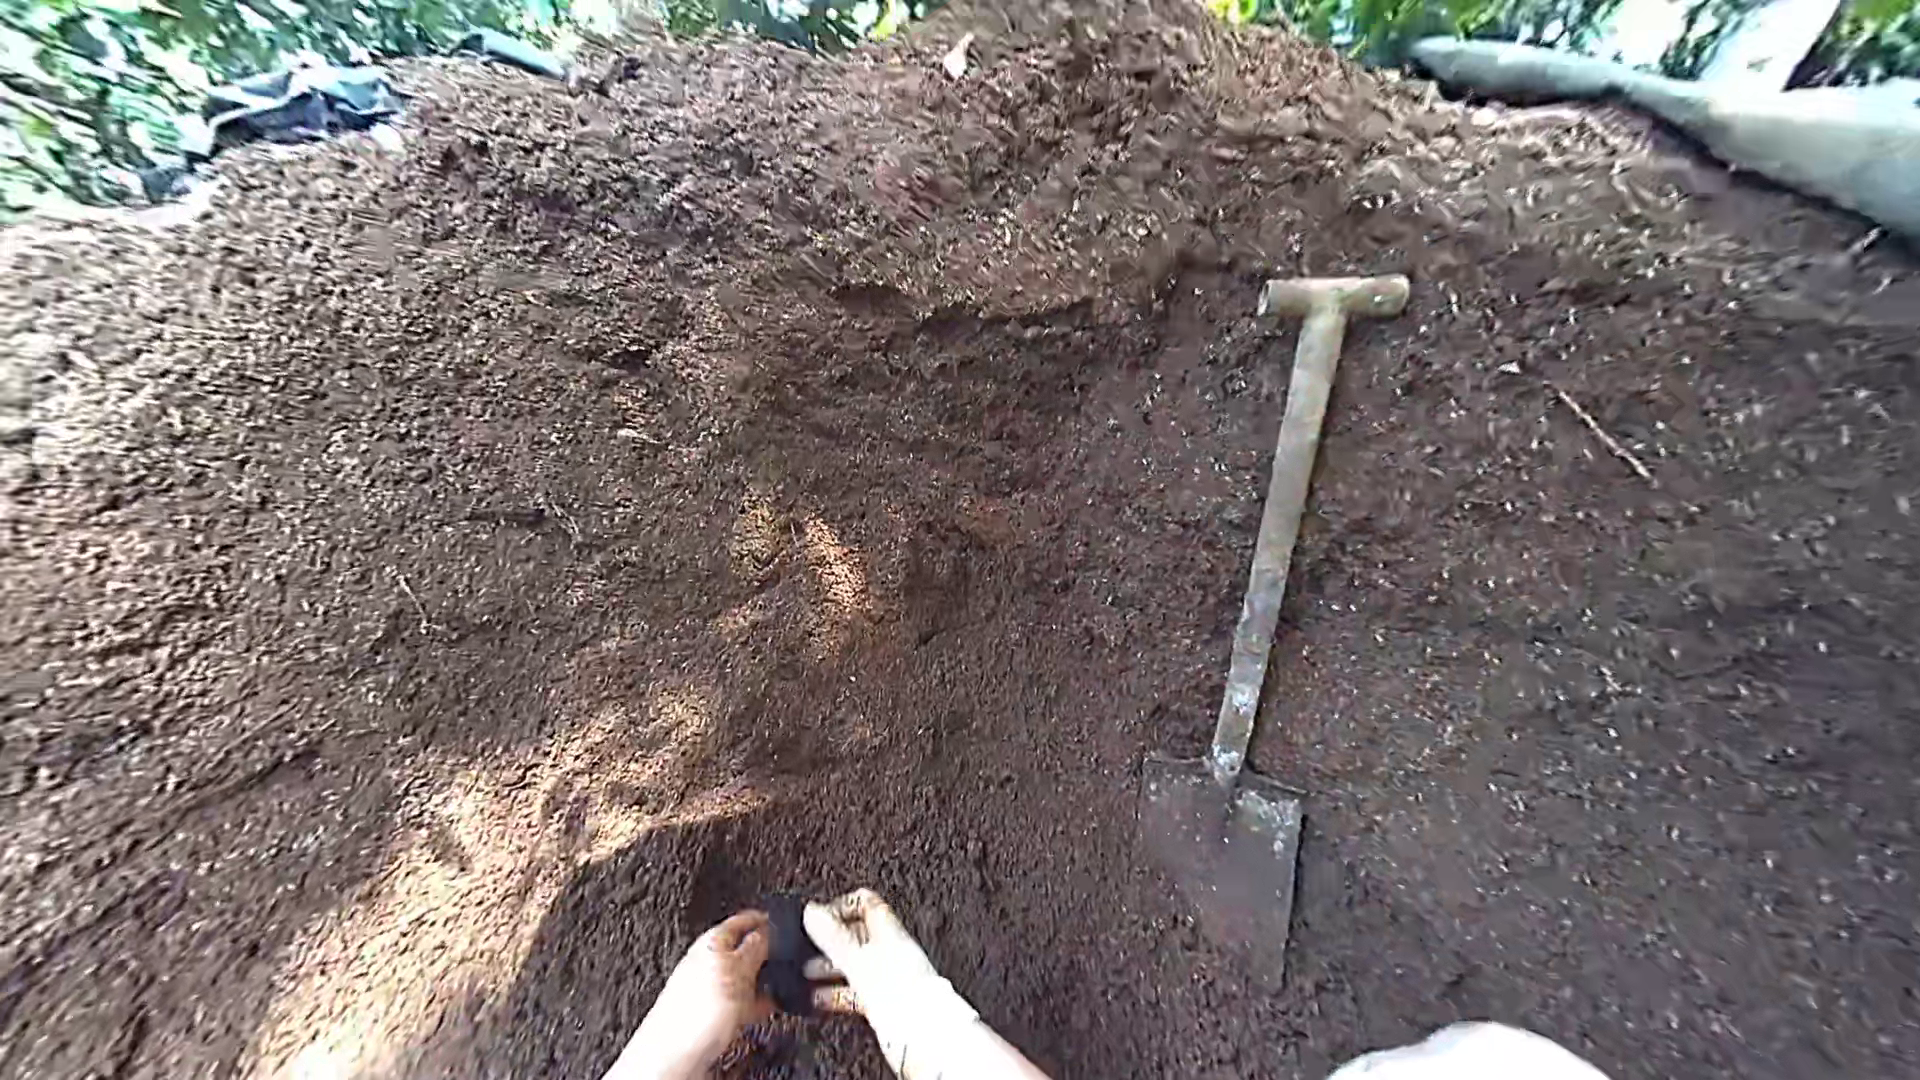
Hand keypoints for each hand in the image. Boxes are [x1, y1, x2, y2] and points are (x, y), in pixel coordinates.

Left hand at [609, 910, 772, 1079]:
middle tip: (781, 960)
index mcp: (709, 941)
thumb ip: (756, 946)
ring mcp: (702, 992)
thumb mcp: (739, 969)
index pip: (741, 920)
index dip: (763, 920)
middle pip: (740, 950)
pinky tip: (760, 1011)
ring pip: (739, 979)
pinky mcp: (703, 1019)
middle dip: (762, 955)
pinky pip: (734, 1004)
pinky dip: (751, 1005)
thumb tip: (769, 930)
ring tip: (775, 988)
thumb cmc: (693, 1014)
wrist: (668, 1063)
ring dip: (758, 982)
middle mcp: (703, 963)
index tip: (779, 923)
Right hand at [803, 890, 979, 1075]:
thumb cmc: (902, 989)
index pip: (865, 902)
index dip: (841, 905)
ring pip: (855, 964)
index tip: (819, 916)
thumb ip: (835, 936)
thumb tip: (813, 911)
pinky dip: (838, 992)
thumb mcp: (860, 959)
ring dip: (831, 968)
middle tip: (807, 947)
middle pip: (857, 934)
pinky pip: (857, 990)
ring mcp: (888, 975)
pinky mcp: (885, 1000)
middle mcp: (890, 949)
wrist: (925, 1033)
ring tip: (806, 974)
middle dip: (830, 940)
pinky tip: (822, 1000)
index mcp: (888, 930)